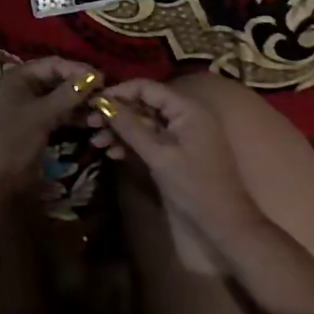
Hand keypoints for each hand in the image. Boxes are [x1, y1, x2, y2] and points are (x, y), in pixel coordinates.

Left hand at [0, 57, 100, 191]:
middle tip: (107, 96)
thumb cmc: (13, 138)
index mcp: (19, 77)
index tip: (103, 79)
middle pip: (59, 80)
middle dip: (81, 87)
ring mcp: (34, 106)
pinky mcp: (41, 124)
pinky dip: (76, 116)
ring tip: (102, 111)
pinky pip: (62, 114)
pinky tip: (94, 122)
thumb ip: (67, 95)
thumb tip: (94, 77)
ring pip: (63, 98)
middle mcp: (26, 87)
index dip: (77, 70)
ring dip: (82, 103)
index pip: (53, 65)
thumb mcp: (41, 114)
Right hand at [92, 77, 262, 237]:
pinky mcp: (176, 151)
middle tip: (89, 123)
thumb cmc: (195, 186)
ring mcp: (180, 134)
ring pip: (142, 122)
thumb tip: (101, 103)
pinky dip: (130, 144)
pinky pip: (148, 138)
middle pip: (143, 103)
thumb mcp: (158, 155)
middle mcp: (184, 116)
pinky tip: (112, 154)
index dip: (118, 92)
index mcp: (187, 109)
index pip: (146, 87)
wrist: (225, 226)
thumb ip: (129, 127)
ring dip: (119, 130)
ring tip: (96, 142)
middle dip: (115, 113)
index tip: (92, 103)